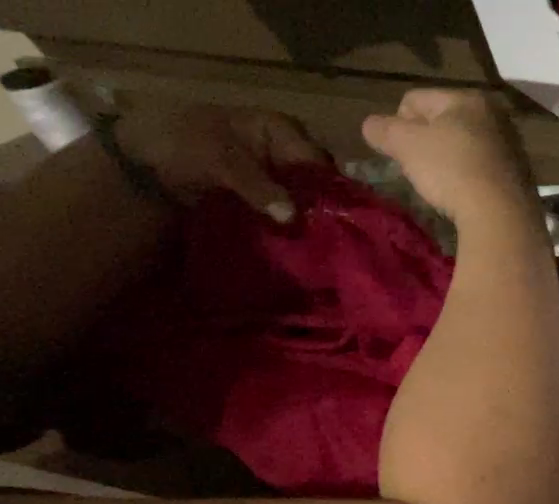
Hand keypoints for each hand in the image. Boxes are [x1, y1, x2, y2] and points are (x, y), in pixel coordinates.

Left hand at [114, 103, 329, 222]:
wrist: (142, 157)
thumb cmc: (180, 144)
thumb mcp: (219, 162)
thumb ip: (258, 187)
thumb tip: (292, 216)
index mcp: (282, 128)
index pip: (320, 161)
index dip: (329, 188)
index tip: (335, 216)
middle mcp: (290, 147)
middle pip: (323, 179)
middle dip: (327, 205)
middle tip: (329, 230)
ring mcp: (283, 170)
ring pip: (314, 196)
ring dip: (314, 217)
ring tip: (319, 238)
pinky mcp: (274, 190)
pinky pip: (298, 207)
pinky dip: (300, 221)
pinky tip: (303, 237)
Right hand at [361, 90, 534, 227]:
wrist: (503, 218)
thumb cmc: (451, 170)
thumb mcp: (404, 144)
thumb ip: (381, 129)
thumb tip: (372, 127)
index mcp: (470, 100)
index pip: (414, 100)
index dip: (398, 124)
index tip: (402, 150)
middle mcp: (499, 120)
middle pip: (443, 125)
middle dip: (426, 144)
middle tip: (421, 167)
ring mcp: (514, 152)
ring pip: (465, 150)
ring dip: (449, 164)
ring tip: (443, 185)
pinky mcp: (522, 182)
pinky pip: (484, 173)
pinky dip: (471, 181)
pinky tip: (466, 197)